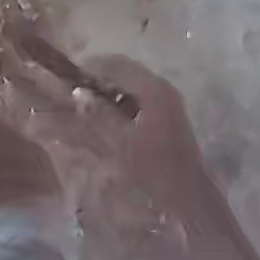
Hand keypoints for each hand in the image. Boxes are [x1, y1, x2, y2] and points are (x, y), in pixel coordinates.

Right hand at [86, 55, 217, 215]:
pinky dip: (122, 97)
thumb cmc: (155, 169)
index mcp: (153, 91)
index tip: (69, 75)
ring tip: (87, 100)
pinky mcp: (168, 110)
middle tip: (75, 87)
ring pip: (133, 81)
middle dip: (100, 76)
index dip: (92, 67)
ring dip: (110, 86)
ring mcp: (168, 98)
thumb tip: (78, 93)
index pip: (117, 65)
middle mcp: (163, 87)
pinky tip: (108, 113)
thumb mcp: (122, 142)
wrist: (190, 194)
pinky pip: (140, 94)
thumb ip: (100, 114)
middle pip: (126, 69)